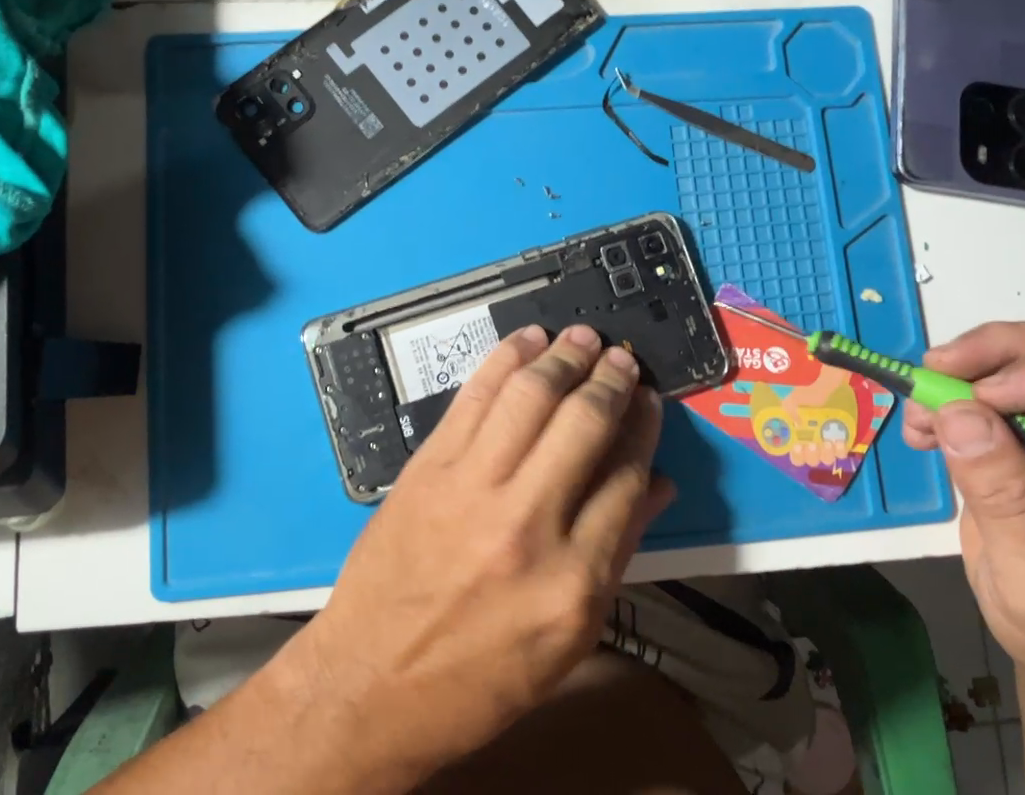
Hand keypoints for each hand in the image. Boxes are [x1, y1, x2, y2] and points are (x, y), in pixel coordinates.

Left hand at [291, 324, 673, 774]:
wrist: (371, 686)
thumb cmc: (479, 680)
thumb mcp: (568, 642)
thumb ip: (615, 556)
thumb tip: (654, 485)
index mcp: (574, 580)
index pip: (626, 480)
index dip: (643, 431)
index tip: (650, 402)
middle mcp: (526, 523)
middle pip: (584, 426)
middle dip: (612, 382)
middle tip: (624, 359)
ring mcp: (470, 488)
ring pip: (530, 398)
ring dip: (562, 358)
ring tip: (584, 337)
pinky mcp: (427, 469)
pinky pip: (473, 399)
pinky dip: (503, 361)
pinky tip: (526, 341)